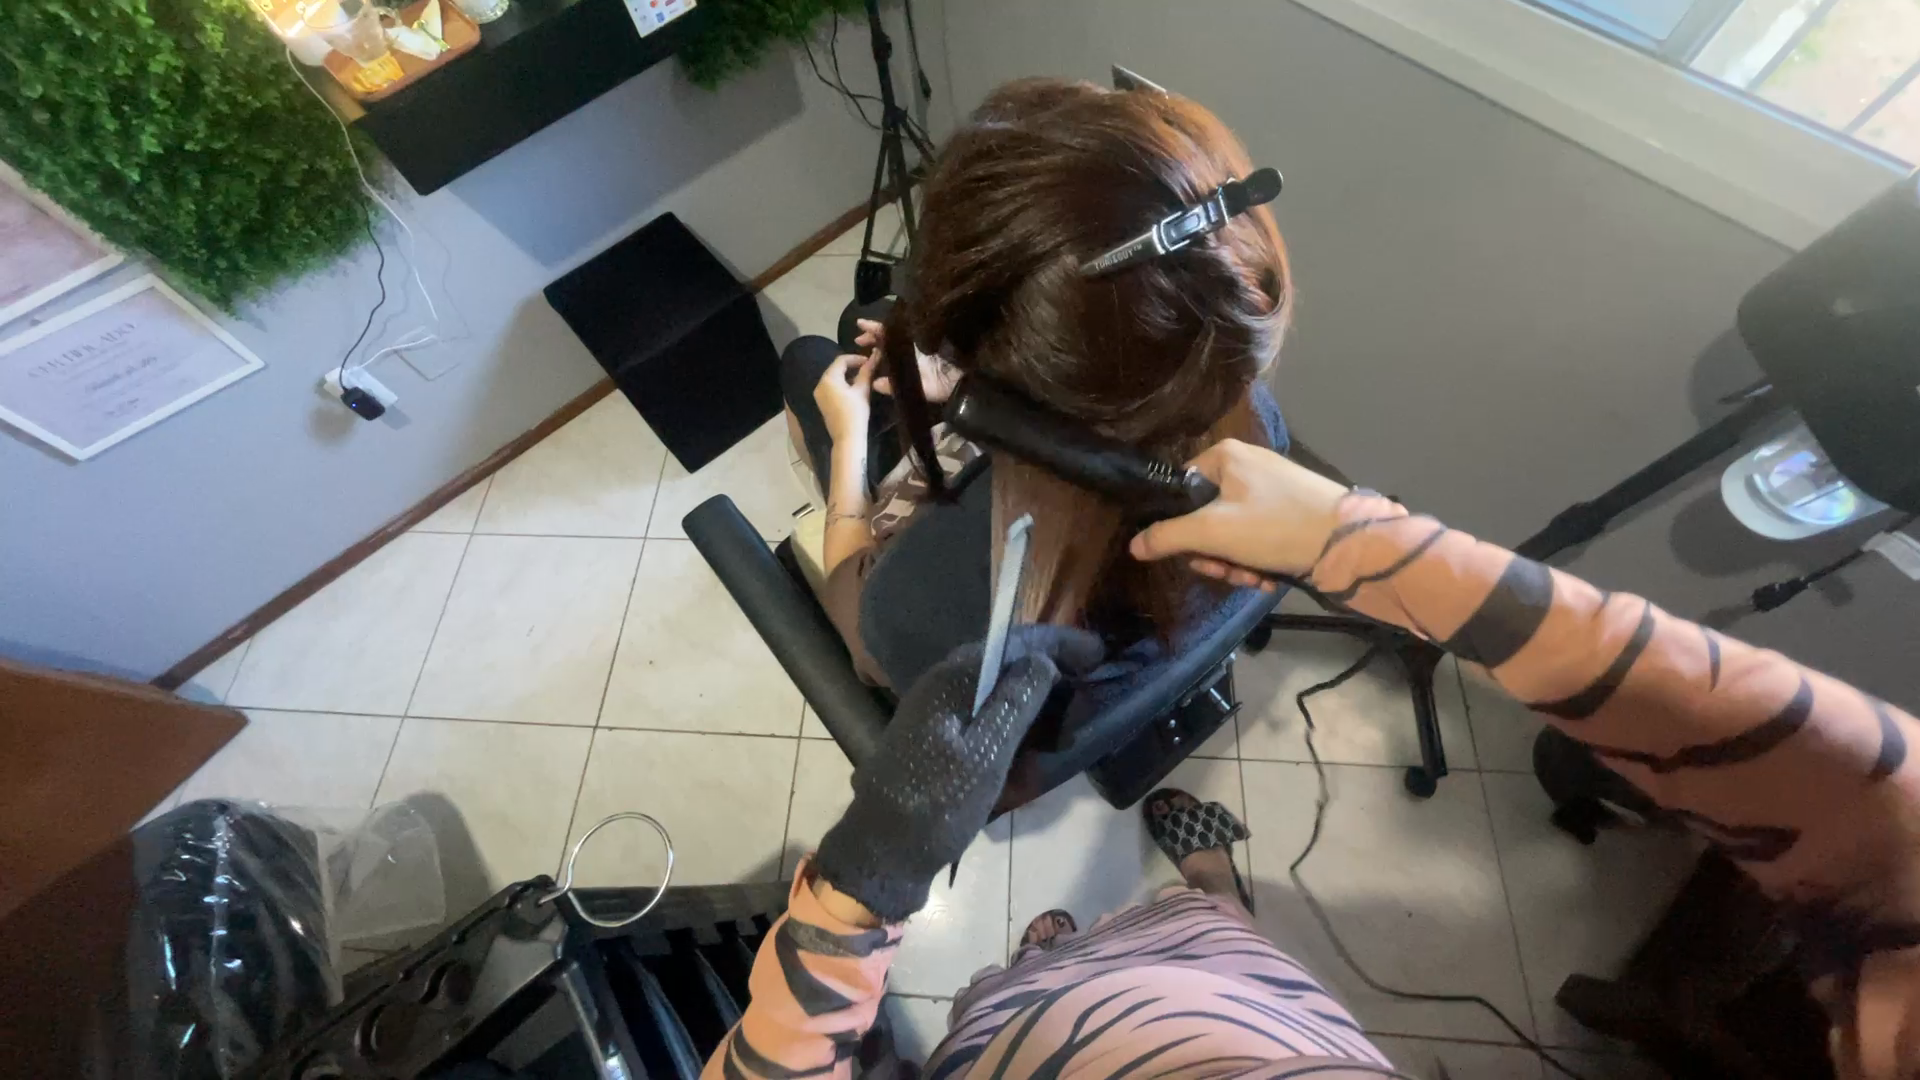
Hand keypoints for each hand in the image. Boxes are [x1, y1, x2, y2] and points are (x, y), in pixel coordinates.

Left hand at [812, 627, 1103, 920]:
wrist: (882, 851)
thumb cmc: (937, 803)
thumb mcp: (986, 755)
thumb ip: (1015, 702)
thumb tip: (1043, 658)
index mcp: (951, 679)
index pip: (1012, 641)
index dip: (1058, 642)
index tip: (1098, 652)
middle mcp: (941, 683)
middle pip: (1003, 658)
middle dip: (1048, 661)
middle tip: (1090, 675)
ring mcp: (936, 708)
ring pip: (993, 684)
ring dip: (1031, 688)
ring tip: (1069, 700)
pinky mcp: (937, 734)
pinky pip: (983, 710)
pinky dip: (1012, 715)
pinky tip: (1032, 732)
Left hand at [814, 352, 876, 444]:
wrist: (847, 438)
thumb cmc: (855, 413)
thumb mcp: (862, 390)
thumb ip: (867, 372)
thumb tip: (875, 356)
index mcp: (828, 379)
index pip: (841, 360)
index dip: (856, 358)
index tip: (870, 361)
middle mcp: (820, 384)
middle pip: (836, 368)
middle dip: (852, 366)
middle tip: (868, 368)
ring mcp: (819, 394)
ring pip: (834, 378)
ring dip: (847, 376)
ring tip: (863, 378)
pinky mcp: (822, 403)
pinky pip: (831, 388)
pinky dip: (842, 385)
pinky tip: (854, 389)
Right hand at [866, 326, 959, 404]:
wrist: (958, 386)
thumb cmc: (941, 383)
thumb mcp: (921, 384)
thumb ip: (898, 385)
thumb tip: (875, 383)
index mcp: (910, 349)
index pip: (889, 333)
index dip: (874, 327)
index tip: (860, 324)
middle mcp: (911, 349)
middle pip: (889, 336)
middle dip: (873, 335)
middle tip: (859, 340)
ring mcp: (913, 355)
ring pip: (892, 344)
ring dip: (878, 344)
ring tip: (866, 348)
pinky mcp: (915, 364)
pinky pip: (898, 355)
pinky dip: (887, 353)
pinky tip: (880, 359)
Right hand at [1128, 439, 1349, 585]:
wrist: (1352, 546)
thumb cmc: (1276, 527)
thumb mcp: (1212, 532)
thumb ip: (1166, 537)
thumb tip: (1133, 545)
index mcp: (1225, 456)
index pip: (1179, 490)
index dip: (1178, 527)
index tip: (1192, 553)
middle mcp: (1247, 467)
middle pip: (1203, 517)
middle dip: (1211, 553)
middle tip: (1224, 571)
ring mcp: (1272, 490)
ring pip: (1229, 533)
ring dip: (1233, 563)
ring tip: (1251, 578)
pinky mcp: (1291, 513)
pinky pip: (1255, 538)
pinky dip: (1255, 561)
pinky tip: (1266, 578)